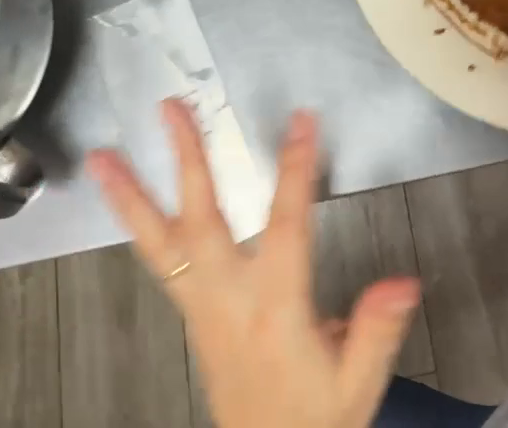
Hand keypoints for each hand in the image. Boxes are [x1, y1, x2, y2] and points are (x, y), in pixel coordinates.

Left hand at [89, 101, 420, 427]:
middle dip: (188, 160)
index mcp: (275, 310)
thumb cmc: (314, 418)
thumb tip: (403, 282)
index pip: (287, 226)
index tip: (302, 122)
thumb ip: (376, 330)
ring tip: (104, 157)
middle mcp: (228, 300)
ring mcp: (200, 306)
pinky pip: (157, 259)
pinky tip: (125, 199)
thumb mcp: (357, 383)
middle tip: (171, 110)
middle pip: (202, 221)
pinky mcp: (190, 312)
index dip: (295, 170)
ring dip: (132, 195)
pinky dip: (136, 223)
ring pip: (160, 242)